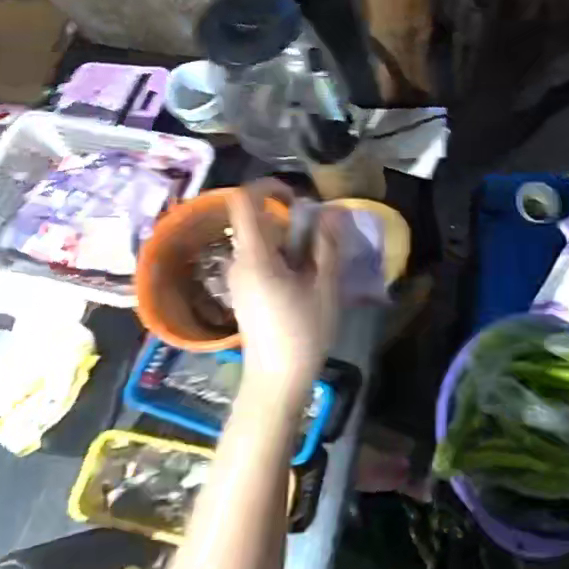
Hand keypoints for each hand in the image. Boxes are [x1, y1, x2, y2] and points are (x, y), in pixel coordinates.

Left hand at [225, 182, 341, 399]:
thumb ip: (327, 245)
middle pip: (256, 223)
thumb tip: (331, 211)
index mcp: (254, 256)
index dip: (268, 187)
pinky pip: (258, 261)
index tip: (297, 196)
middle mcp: (238, 263)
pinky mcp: (243, 294)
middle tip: (320, 237)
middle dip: (288, 221)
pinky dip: (281, 259)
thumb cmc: (303, 333)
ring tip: (317, 263)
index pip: (244, 201)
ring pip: (259, 243)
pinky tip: (304, 282)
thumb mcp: (324, 287)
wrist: (276, 380)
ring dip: (288, 242)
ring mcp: (237, 279)